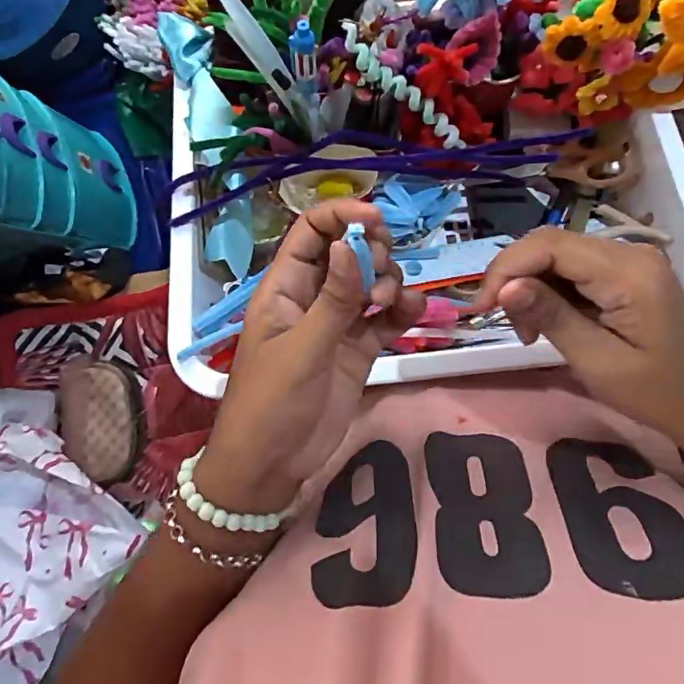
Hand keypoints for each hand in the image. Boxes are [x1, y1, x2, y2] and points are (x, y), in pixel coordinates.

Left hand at [195, 200, 425, 512]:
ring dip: (390, 281)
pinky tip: (412, 313)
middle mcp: (313, 298)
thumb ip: (333, 299)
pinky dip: (402, 310)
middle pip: (348, 252)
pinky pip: (385, 318)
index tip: (376, 218)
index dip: (341, 216)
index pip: (311, 233)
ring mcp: (338, 324)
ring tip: (390, 304)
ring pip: (371, 283)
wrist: (271, 467)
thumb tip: (350, 245)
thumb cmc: (271, 404)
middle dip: (373, 251)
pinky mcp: (359, 350)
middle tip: (383, 272)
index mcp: (285, 288)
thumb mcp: (302, 349)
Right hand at [476, 228, 683, 444]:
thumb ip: (551, 317)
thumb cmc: (654, 393)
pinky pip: (575, 269)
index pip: (550, 245)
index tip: (482, 306)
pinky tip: (548, 321)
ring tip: (528, 331)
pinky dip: (550, 291)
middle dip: (515, 276)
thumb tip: (503, 287)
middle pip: (552, 244)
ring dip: (531, 285)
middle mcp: (630, 252)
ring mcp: (630, 259)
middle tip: (501, 321)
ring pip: (558, 255)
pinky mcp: (626, 272)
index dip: (508, 267)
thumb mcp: (597, 361)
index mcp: (628, 271)